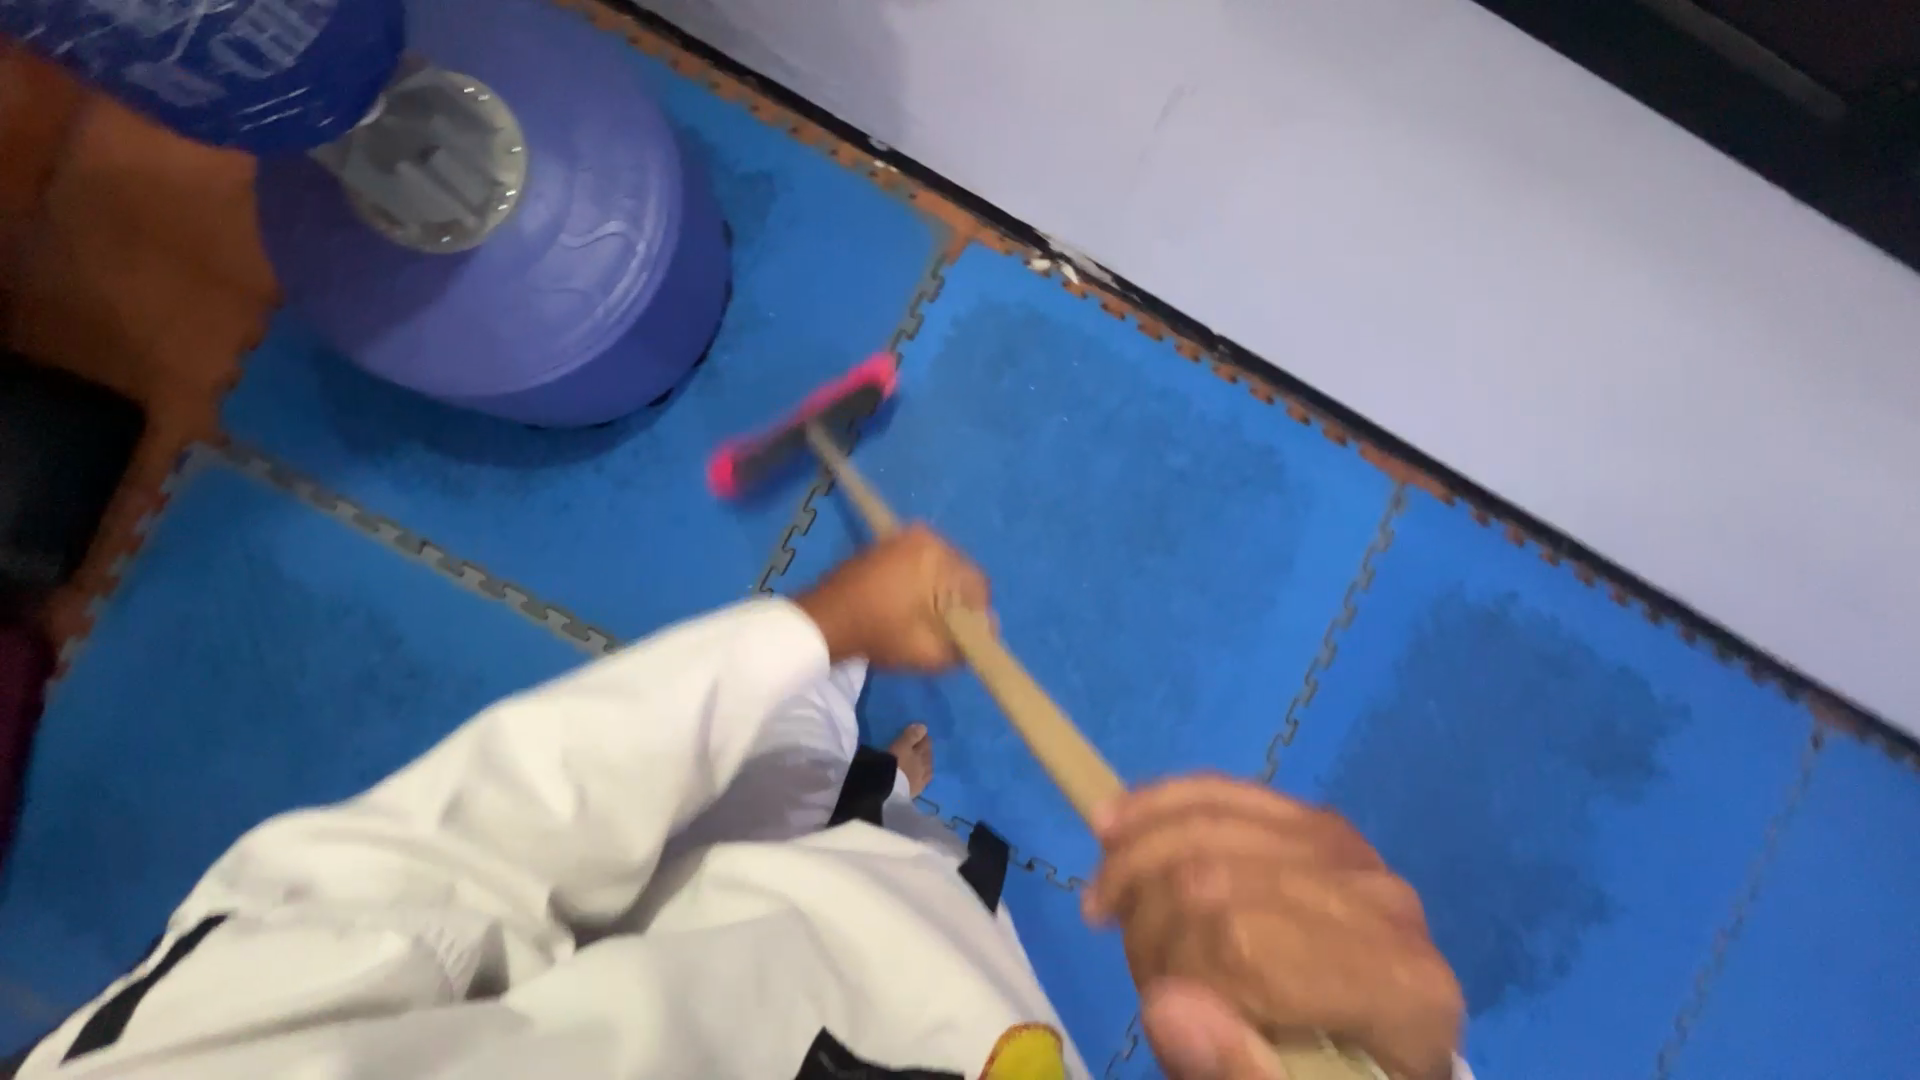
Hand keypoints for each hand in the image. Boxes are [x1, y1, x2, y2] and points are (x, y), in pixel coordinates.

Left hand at [793, 524, 990, 671]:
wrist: (823, 621)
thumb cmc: (879, 632)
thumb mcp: (929, 652)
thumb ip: (968, 645)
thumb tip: (989, 629)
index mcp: (939, 555)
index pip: (980, 585)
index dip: (977, 614)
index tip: (961, 636)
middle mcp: (926, 536)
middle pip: (961, 572)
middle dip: (957, 601)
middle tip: (941, 629)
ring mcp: (903, 536)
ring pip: (940, 568)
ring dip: (938, 592)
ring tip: (921, 619)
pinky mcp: (886, 544)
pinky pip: (919, 563)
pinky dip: (919, 583)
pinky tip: (905, 606)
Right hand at [1085, 776, 1462, 1079]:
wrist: (1364, 1054)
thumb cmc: (1321, 1079)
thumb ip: (1233, 1073)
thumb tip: (1166, 1006)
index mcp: (1399, 991)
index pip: (1245, 943)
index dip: (1173, 964)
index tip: (1150, 1002)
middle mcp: (1385, 903)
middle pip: (1217, 875)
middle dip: (1146, 914)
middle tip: (1130, 963)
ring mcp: (1349, 849)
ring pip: (1208, 823)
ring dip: (1134, 858)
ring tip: (1107, 901)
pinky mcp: (1312, 819)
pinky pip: (1220, 791)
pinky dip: (1156, 805)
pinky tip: (1114, 824)